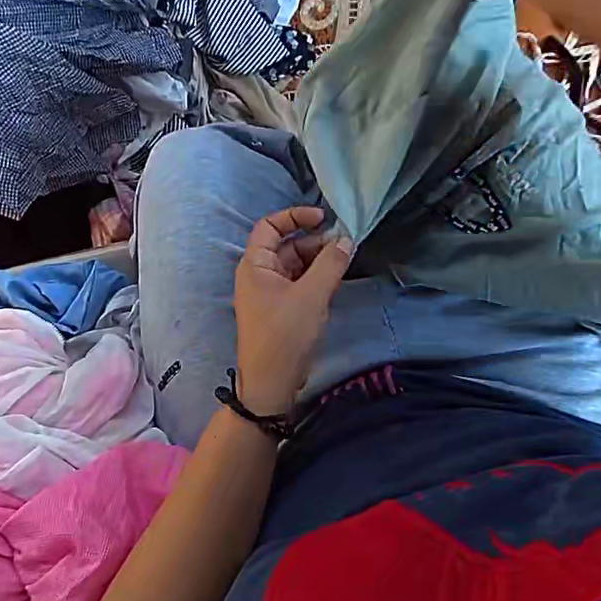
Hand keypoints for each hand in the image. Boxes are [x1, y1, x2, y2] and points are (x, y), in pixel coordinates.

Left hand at [233, 207, 353, 416]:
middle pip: (287, 245)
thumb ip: (331, 264)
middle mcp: (259, 275)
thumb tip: (346, 240)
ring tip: (344, 265)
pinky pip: (299, 284)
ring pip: (296, 266)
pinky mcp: (281, 310)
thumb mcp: (312, 296)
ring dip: (319, 262)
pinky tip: (334, 284)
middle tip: (344, 247)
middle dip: (315, 243)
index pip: (270, 226)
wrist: (271, 384)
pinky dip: (316, 280)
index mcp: (255, 265)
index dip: (295, 216)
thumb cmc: (285, 336)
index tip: (323, 218)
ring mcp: (269, 294)